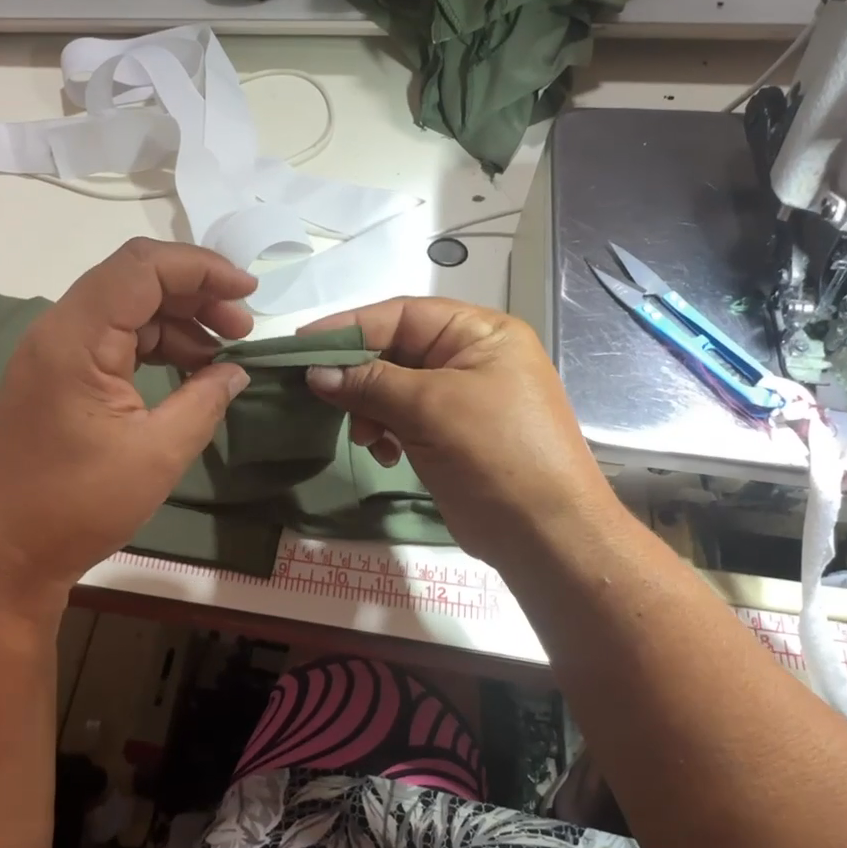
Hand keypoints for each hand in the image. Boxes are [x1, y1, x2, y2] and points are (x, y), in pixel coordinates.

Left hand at [0, 239, 255, 590]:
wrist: (12, 552)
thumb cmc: (81, 505)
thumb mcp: (158, 453)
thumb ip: (205, 400)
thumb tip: (236, 370)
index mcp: (75, 339)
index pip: (142, 268)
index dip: (201, 269)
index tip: (248, 293)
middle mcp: (57, 331)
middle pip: (133, 281)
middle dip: (194, 295)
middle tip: (242, 329)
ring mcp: (52, 353)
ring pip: (124, 310)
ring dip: (177, 323)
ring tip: (222, 355)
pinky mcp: (55, 377)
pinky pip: (110, 340)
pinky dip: (152, 346)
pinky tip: (188, 371)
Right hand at [300, 298, 615, 568]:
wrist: (545, 533)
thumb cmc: (495, 454)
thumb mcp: (431, 407)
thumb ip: (371, 383)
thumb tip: (316, 373)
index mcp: (480, 333)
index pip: (402, 314)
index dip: (350, 326)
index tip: (302, 344)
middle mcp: (471, 358)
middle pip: (395, 350)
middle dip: (358, 374)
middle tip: (321, 396)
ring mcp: (461, 400)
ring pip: (393, 388)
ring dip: (369, 409)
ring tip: (364, 436)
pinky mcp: (450, 436)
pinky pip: (403, 419)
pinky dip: (385, 432)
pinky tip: (383, 453)